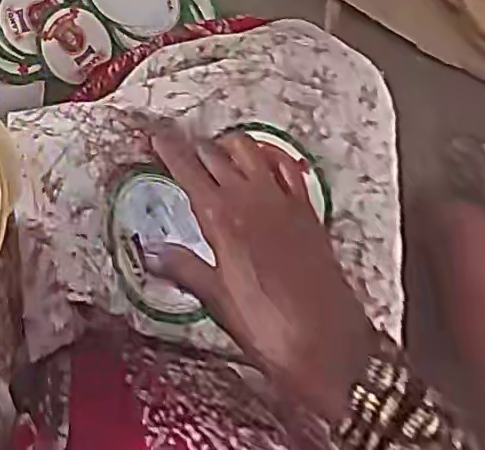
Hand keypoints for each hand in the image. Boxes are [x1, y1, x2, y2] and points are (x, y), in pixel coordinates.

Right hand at [146, 130, 376, 423]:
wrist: (330, 348)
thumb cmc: (273, 330)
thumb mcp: (218, 300)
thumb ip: (184, 267)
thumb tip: (154, 252)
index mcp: (221, 217)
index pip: (186, 167)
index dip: (168, 148)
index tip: (157, 137)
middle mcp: (249, 198)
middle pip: (213, 152)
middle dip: (192, 146)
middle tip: (180, 148)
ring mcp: (280, 199)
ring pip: (247, 148)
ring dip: (227, 145)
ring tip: (217, 152)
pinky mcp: (305, 208)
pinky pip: (284, 165)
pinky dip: (268, 156)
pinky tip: (263, 163)